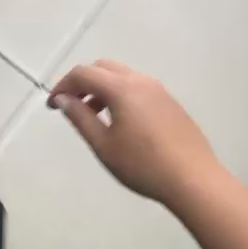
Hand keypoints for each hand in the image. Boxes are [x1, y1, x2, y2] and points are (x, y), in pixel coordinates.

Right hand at [50, 60, 222, 206]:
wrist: (195, 181)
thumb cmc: (143, 165)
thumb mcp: (104, 145)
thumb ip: (80, 118)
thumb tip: (63, 100)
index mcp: (121, 88)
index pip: (83, 74)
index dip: (63, 86)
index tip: (52, 106)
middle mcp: (140, 80)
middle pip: (103, 67)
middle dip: (83, 82)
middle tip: (71, 105)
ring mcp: (159, 90)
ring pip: (122, 76)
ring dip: (102, 87)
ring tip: (94, 115)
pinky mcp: (171, 103)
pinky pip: (138, 87)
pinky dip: (121, 94)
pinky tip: (121, 122)